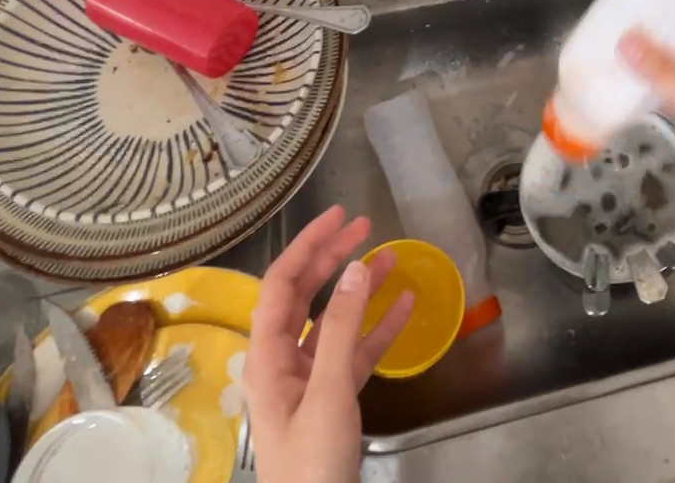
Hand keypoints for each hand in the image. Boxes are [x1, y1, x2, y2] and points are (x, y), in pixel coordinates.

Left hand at [245, 206, 414, 482]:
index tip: (338, 217)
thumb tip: (355, 268)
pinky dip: (379, 327)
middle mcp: (284, 360)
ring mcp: (309, 378)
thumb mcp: (329, 394)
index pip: (281, 284)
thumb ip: (342, 330)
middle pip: (306, 295)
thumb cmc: (312, 464)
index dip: (307, 245)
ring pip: (334, 320)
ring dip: (361, 289)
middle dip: (333, 258)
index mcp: (269, 357)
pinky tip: (405, 308)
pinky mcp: (333, 396)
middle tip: (365, 226)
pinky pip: (356, 350)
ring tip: (393, 259)